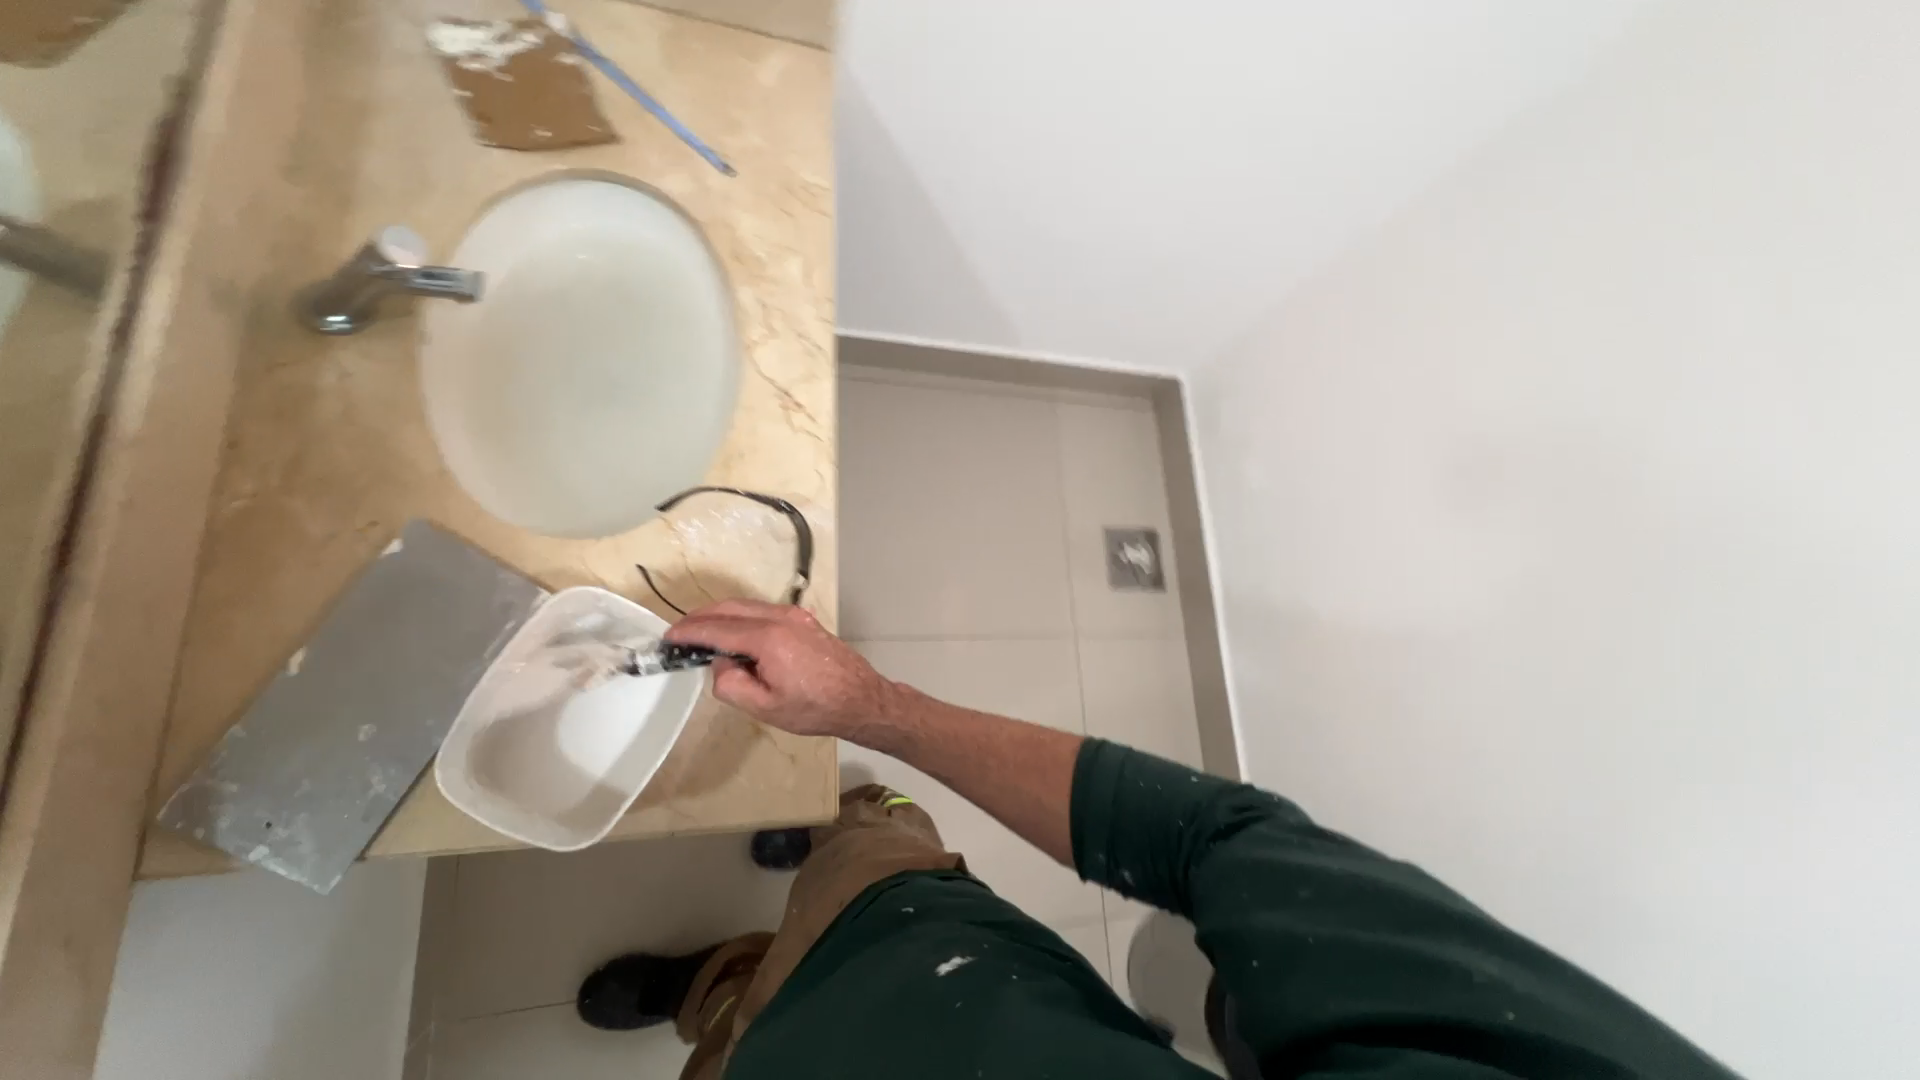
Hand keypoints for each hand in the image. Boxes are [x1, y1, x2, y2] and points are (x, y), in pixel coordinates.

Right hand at [664, 600, 898, 737]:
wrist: (860, 699)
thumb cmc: (814, 708)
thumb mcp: (764, 707)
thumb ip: (731, 685)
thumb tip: (720, 664)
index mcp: (769, 638)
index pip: (717, 628)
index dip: (689, 632)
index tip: (667, 638)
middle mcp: (781, 617)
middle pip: (730, 608)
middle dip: (700, 617)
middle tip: (678, 634)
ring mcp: (795, 616)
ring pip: (747, 606)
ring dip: (720, 616)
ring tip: (701, 635)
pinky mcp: (803, 620)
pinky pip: (763, 611)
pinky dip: (740, 618)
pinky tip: (733, 636)